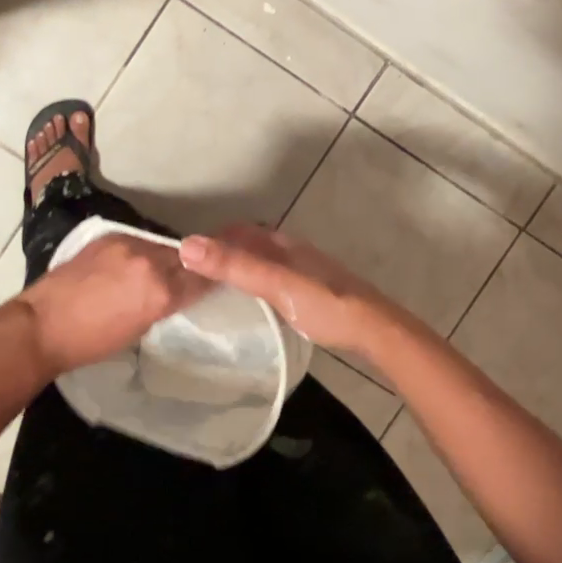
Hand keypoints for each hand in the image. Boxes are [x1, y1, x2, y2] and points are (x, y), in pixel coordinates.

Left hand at [15, 235, 211, 376]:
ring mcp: (128, 245)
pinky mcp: (109, 236)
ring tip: (170, 266)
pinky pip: (138, 241)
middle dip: (195, 263)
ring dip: (169, 256)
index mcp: (161, 292)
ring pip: (162, 246)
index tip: (223, 275)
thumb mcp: (139, 329)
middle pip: (186, 257)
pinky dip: (144, 251)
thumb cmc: (91, 341)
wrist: (43, 324)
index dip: (214, 277)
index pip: (201, 278)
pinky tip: (140, 261)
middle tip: (204, 267)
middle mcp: (150, 262)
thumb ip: (162, 304)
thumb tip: (175, 292)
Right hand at [178, 226, 396, 355]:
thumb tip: (186, 245)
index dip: (212, 240)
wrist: (375, 331)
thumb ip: (235, 266)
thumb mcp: (275, 285)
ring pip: (264, 264)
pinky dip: (256, 287)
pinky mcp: (313, 293)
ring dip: (241, 272)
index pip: (239, 231)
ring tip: (216, 294)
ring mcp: (306, 273)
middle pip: (251, 246)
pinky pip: (275, 281)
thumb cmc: (325, 305)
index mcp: (283, 243)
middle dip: (224, 256)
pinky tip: (253, 306)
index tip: (186, 261)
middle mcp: (293, 252)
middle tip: (195, 280)